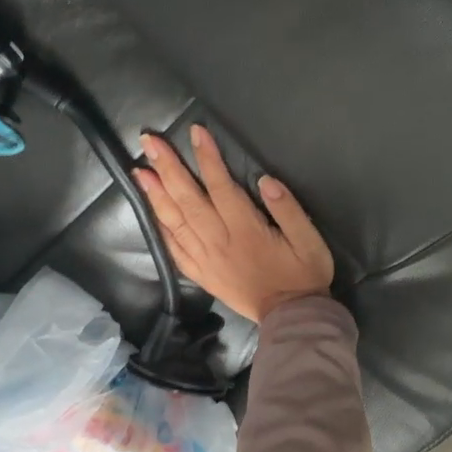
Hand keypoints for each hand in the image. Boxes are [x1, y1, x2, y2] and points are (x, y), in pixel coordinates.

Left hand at [133, 125, 335, 322]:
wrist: (292, 319)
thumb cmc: (304, 275)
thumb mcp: (310, 240)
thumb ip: (288, 209)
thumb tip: (265, 180)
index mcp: (246, 230)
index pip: (221, 186)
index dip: (207, 157)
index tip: (195, 132)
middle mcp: (219, 242)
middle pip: (188, 199)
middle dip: (168, 168)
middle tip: (149, 142)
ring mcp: (207, 260)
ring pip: (175, 222)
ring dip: (156, 194)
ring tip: (141, 170)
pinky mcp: (202, 275)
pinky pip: (174, 249)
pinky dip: (161, 229)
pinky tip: (151, 212)